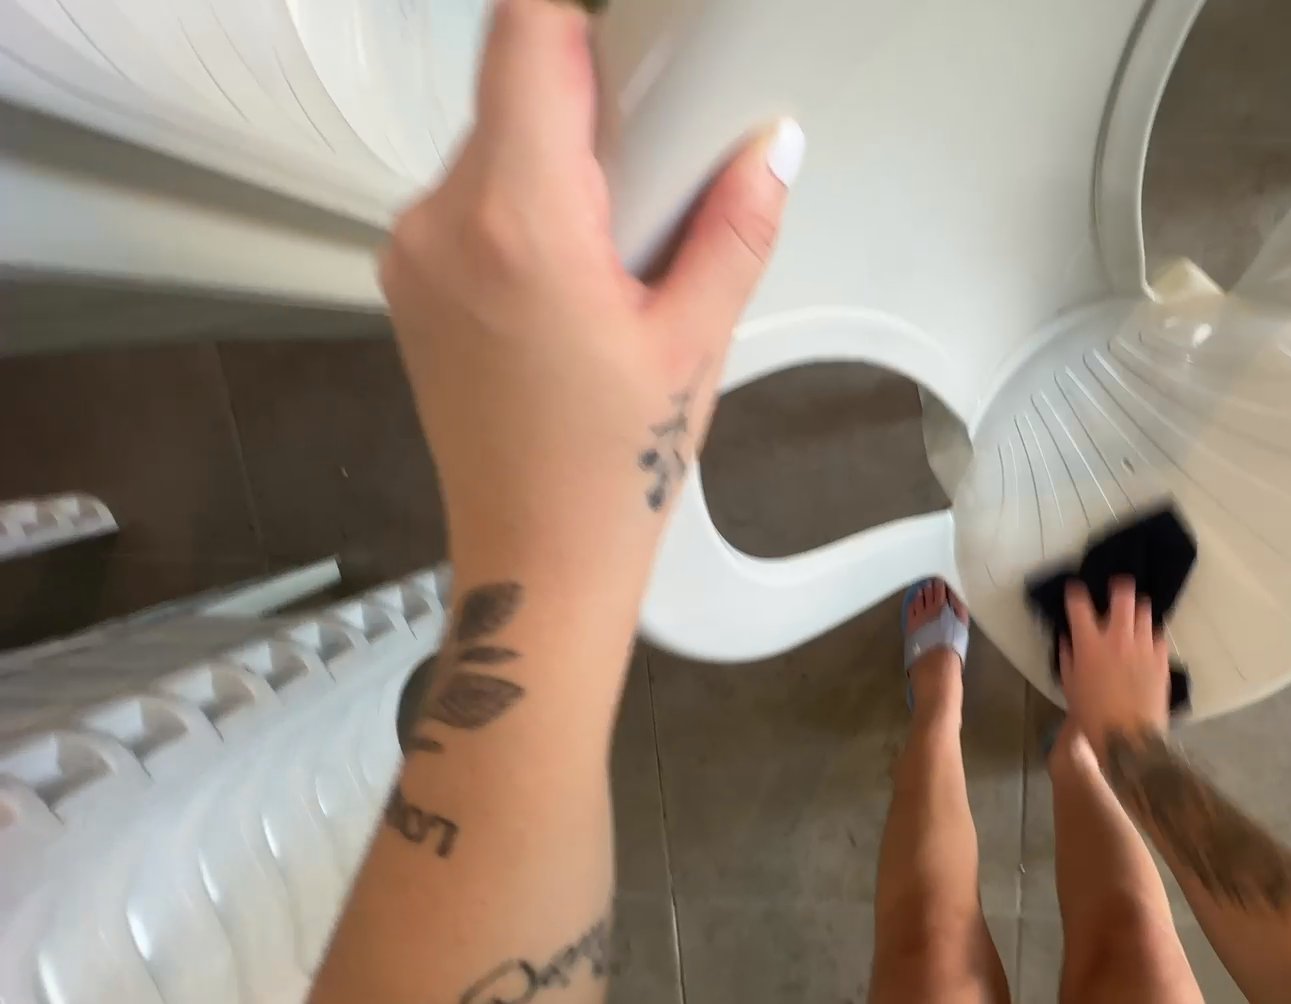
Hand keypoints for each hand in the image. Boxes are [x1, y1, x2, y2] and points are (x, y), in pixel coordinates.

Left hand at [380, 0, 801, 567]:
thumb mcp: (696, 344)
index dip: (588, 25)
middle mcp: (441, 223)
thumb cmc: (613, 471)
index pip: (527, 36)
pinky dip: (534, 217)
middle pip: (516, 93)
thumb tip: (770, 154)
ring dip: (570, 177)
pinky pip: (475, 204)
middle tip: (663, 208)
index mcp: (520, 226)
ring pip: (498, 150)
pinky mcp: (412, 282)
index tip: (645, 62)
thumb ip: (734, 233)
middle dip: (601, 126)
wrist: (541, 555)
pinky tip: (582, 297)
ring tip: (624, 275)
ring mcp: (414, 253)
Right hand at [1059, 577, 1170, 758]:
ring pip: (1145, 611)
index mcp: (1090, 643)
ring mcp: (1143, 646)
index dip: (1075, 593)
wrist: (1129, 738)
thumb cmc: (1092, 715)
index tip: (1074, 589)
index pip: (1079, 605)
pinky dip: (1151, 634)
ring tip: (1135, 614)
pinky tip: (1147, 641)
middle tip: (1117, 587)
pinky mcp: (1161, 659)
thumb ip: (1068, 657)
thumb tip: (1069, 639)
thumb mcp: (1070, 686)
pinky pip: (1159, 635)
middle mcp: (1118, 637)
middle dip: (1119, 587)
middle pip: (1123, 596)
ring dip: (1137, 609)